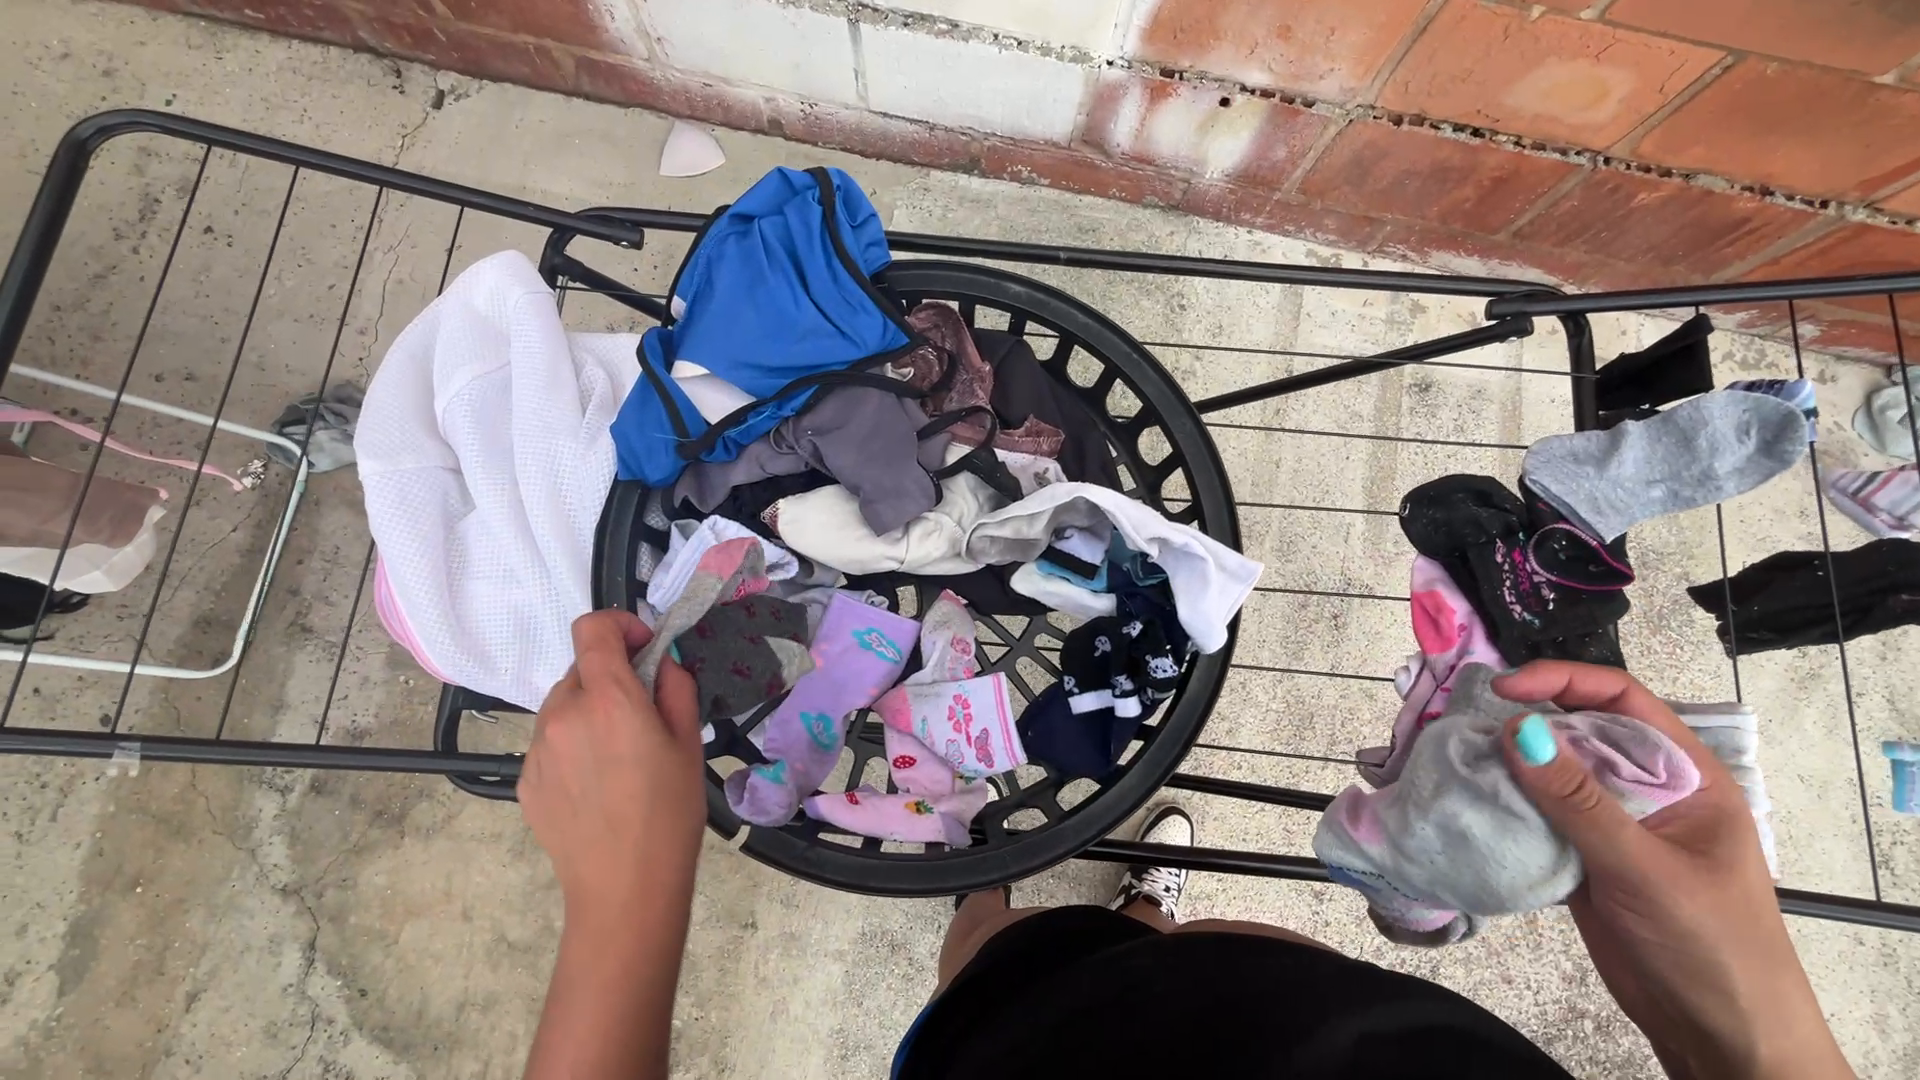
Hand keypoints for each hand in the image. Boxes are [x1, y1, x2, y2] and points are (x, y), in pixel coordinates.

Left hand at [520, 609, 704, 921]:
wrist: (624, 886)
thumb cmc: (670, 811)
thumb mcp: (688, 741)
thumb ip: (675, 687)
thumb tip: (662, 662)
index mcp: (606, 698)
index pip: (593, 628)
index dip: (620, 625)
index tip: (645, 649)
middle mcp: (562, 714)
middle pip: (581, 669)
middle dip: (611, 677)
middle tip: (643, 714)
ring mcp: (537, 749)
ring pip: (563, 705)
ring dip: (590, 710)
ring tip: (619, 755)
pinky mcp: (525, 780)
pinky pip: (551, 741)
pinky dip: (574, 743)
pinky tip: (599, 782)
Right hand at [1493, 661, 1851, 1079]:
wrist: (1719, 1037)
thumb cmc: (1709, 948)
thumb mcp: (1645, 870)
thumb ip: (1580, 801)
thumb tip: (1517, 728)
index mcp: (1685, 775)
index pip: (1622, 701)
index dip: (1563, 681)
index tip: (1504, 690)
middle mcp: (1645, 787)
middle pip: (1578, 727)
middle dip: (1522, 715)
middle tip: (1462, 716)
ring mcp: (1609, 820)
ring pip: (1550, 767)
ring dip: (1504, 757)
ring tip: (1454, 750)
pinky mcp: (1579, 850)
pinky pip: (1534, 808)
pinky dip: (1501, 797)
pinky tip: (1468, 793)